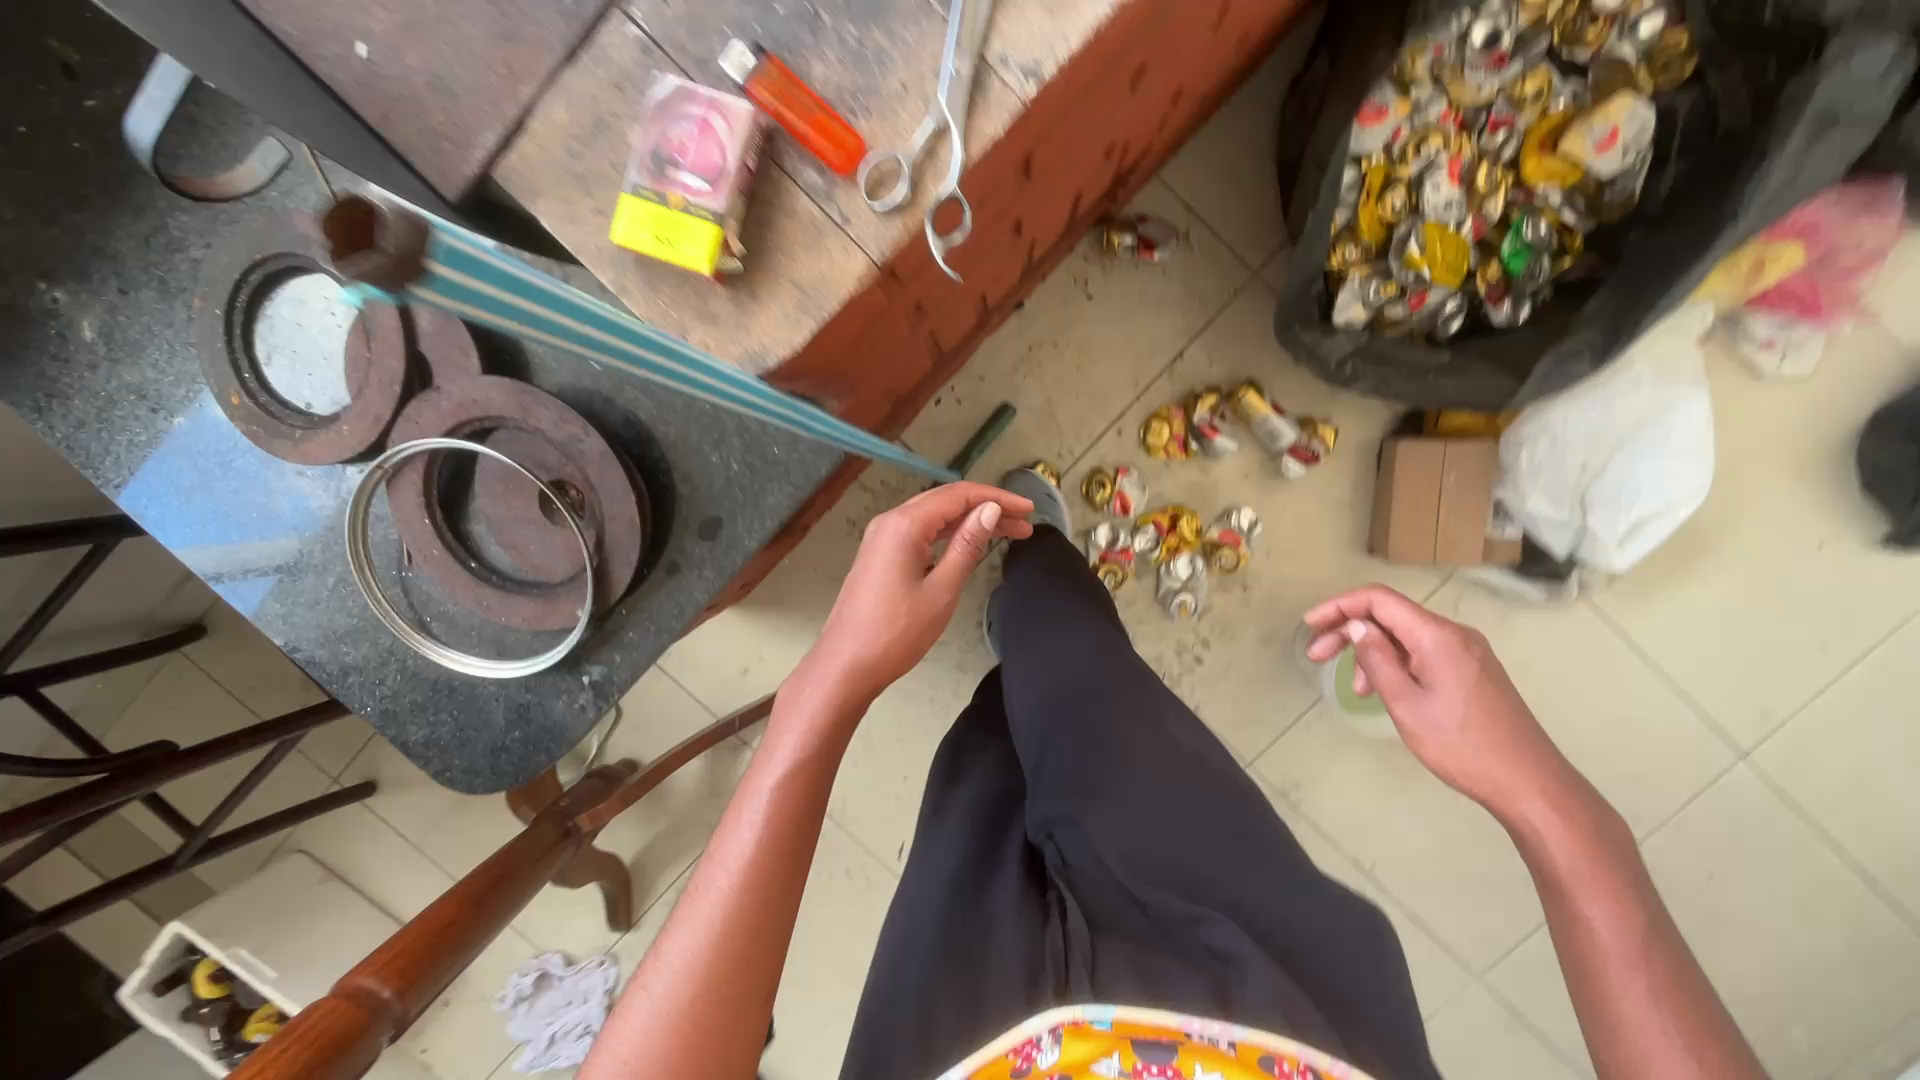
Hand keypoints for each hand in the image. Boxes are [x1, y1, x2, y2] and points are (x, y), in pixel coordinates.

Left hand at [800, 482, 1033, 706]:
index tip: (1029, 510)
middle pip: (946, 501)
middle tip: (1024, 525)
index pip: (959, 496)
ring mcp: (881, 538)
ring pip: (933, 516)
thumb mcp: (941, 591)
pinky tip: (969, 544)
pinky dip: (948, 533)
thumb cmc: (897, 633)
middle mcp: (890, 522)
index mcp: (904, 525)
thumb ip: (967, 546)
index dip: (997, 498)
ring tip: (1007, 533)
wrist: (846, 665)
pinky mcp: (880, 555)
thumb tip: (990, 510)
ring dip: (969, 521)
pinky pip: (920, 532)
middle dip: (987, 507)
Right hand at [1303, 585, 1571, 817]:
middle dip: (1349, 630)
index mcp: (1437, 636)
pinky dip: (1394, 663)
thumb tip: (1356, 626)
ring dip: (1371, 652)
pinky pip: (1422, 652)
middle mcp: (1453, 634)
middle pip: (1390, 615)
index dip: (1339, 606)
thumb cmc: (1460, 745)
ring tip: (1357, 689)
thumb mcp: (1406, 703)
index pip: (1379, 600)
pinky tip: (1384, 690)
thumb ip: (1377, 659)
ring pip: (1405, 636)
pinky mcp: (1471, 669)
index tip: (1310, 626)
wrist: (1527, 781)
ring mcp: (1466, 651)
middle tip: (1316, 656)